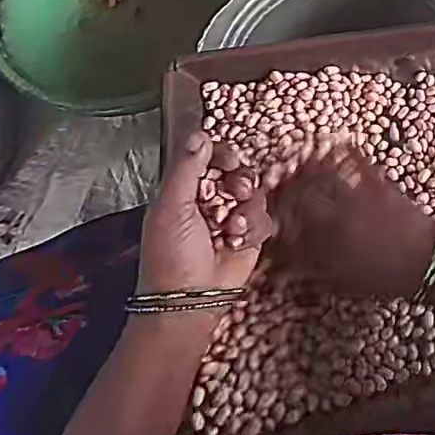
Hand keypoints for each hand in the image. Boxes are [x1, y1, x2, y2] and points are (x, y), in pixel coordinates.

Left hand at [137, 132, 271, 294]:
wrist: (189, 300)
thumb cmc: (170, 257)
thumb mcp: (172, 207)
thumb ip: (186, 169)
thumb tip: (199, 135)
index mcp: (184, 190)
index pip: (208, 158)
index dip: (222, 156)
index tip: (229, 160)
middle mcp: (209, 201)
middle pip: (237, 172)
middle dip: (239, 182)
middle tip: (234, 193)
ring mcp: (230, 218)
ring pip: (254, 194)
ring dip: (245, 209)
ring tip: (231, 227)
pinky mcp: (249, 236)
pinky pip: (264, 218)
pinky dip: (253, 229)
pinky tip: (237, 241)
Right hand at [265, 142, 434, 298]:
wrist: (429, 263)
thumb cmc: (387, 278)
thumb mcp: (344, 282)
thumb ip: (312, 271)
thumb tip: (284, 268)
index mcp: (329, 240)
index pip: (291, 224)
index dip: (274, 218)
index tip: (267, 215)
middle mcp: (340, 213)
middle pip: (301, 193)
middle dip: (283, 189)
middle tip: (276, 185)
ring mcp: (361, 196)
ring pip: (325, 174)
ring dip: (307, 167)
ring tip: (296, 162)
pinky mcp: (379, 184)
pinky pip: (359, 163)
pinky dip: (345, 152)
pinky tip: (337, 144)